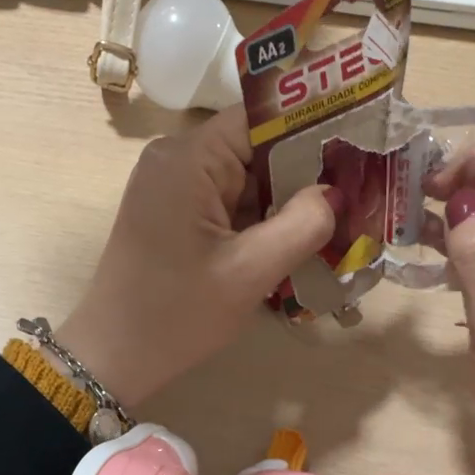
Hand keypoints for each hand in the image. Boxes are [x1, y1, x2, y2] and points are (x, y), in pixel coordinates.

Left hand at [54, 106, 339, 407]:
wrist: (111, 359)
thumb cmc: (175, 316)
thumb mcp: (249, 273)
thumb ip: (303, 224)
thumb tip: (337, 190)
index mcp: (190, 157)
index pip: (266, 115)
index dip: (317, 126)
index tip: (363, 146)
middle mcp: (175, 158)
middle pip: (256, 146)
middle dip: (306, 170)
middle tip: (360, 193)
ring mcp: (168, 187)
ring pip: (243, 178)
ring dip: (283, 201)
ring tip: (336, 220)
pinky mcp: (168, 215)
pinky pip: (223, 203)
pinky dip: (255, 220)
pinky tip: (290, 242)